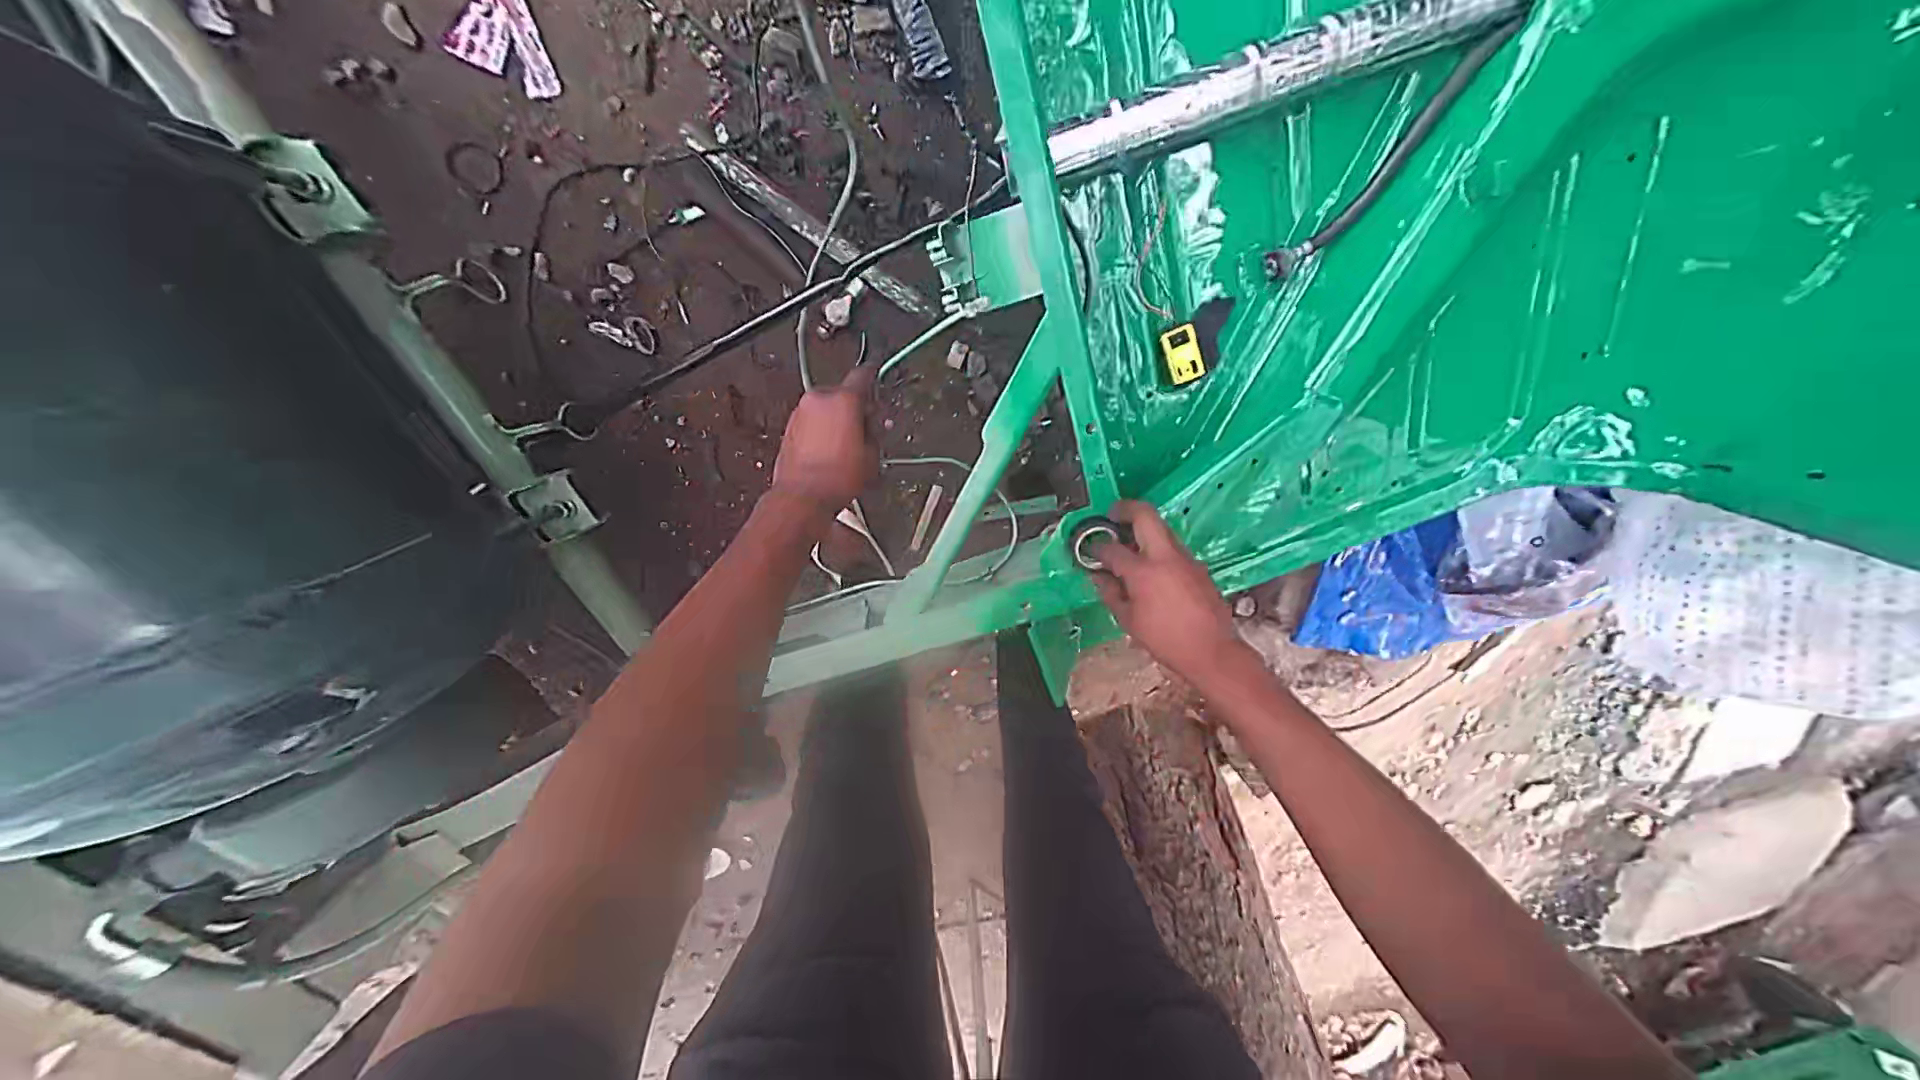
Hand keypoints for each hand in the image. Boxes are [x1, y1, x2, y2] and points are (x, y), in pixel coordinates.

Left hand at [770, 365, 878, 512]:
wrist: (803, 496)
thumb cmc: (837, 478)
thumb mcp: (872, 456)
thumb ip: (874, 432)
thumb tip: (871, 427)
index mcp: (844, 400)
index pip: (862, 376)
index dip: (872, 376)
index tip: (875, 375)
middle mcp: (819, 400)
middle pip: (843, 394)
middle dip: (855, 408)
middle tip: (867, 428)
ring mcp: (801, 413)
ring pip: (826, 408)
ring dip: (837, 420)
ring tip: (848, 446)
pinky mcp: (790, 428)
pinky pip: (812, 421)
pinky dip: (822, 430)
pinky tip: (831, 451)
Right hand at [1090, 500, 1253, 690]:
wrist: (1213, 651)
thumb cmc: (1165, 640)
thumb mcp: (1128, 620)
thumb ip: (1110, 593)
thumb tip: (1099, 577)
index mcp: (1143, 571)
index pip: (1112, 549)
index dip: (1096, 548)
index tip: (1090, 551)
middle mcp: (1165, 556)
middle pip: (1145, 515)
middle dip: (1125, 509)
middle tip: (1111, 515)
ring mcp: (1186, 558)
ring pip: (1161, 529)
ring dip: (1143, 529)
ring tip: (1129, 545)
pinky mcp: (1198, 567)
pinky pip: (1172, 548)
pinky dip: (1157, 549)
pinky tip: (1151, 569)